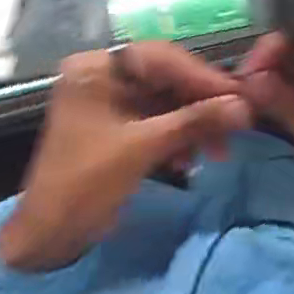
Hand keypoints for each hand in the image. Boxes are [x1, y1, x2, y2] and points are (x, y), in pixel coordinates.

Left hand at [0, 43, 251, 270]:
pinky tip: (189, 161)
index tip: (241, 96)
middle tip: (237, 125)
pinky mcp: (116, 128)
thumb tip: (245, 107)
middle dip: (201, 104)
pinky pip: (156, 122)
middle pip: (164, 78)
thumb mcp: (142, 148)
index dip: (202, 76)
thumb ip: (193, 121)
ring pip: (164, 102)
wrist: (49, 235)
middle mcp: (100, 76)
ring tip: (217, 152)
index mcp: (94, 69)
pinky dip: (177, 138)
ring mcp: (108, 102)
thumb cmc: (86, 183)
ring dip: (193, 125)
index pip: (158, 58)